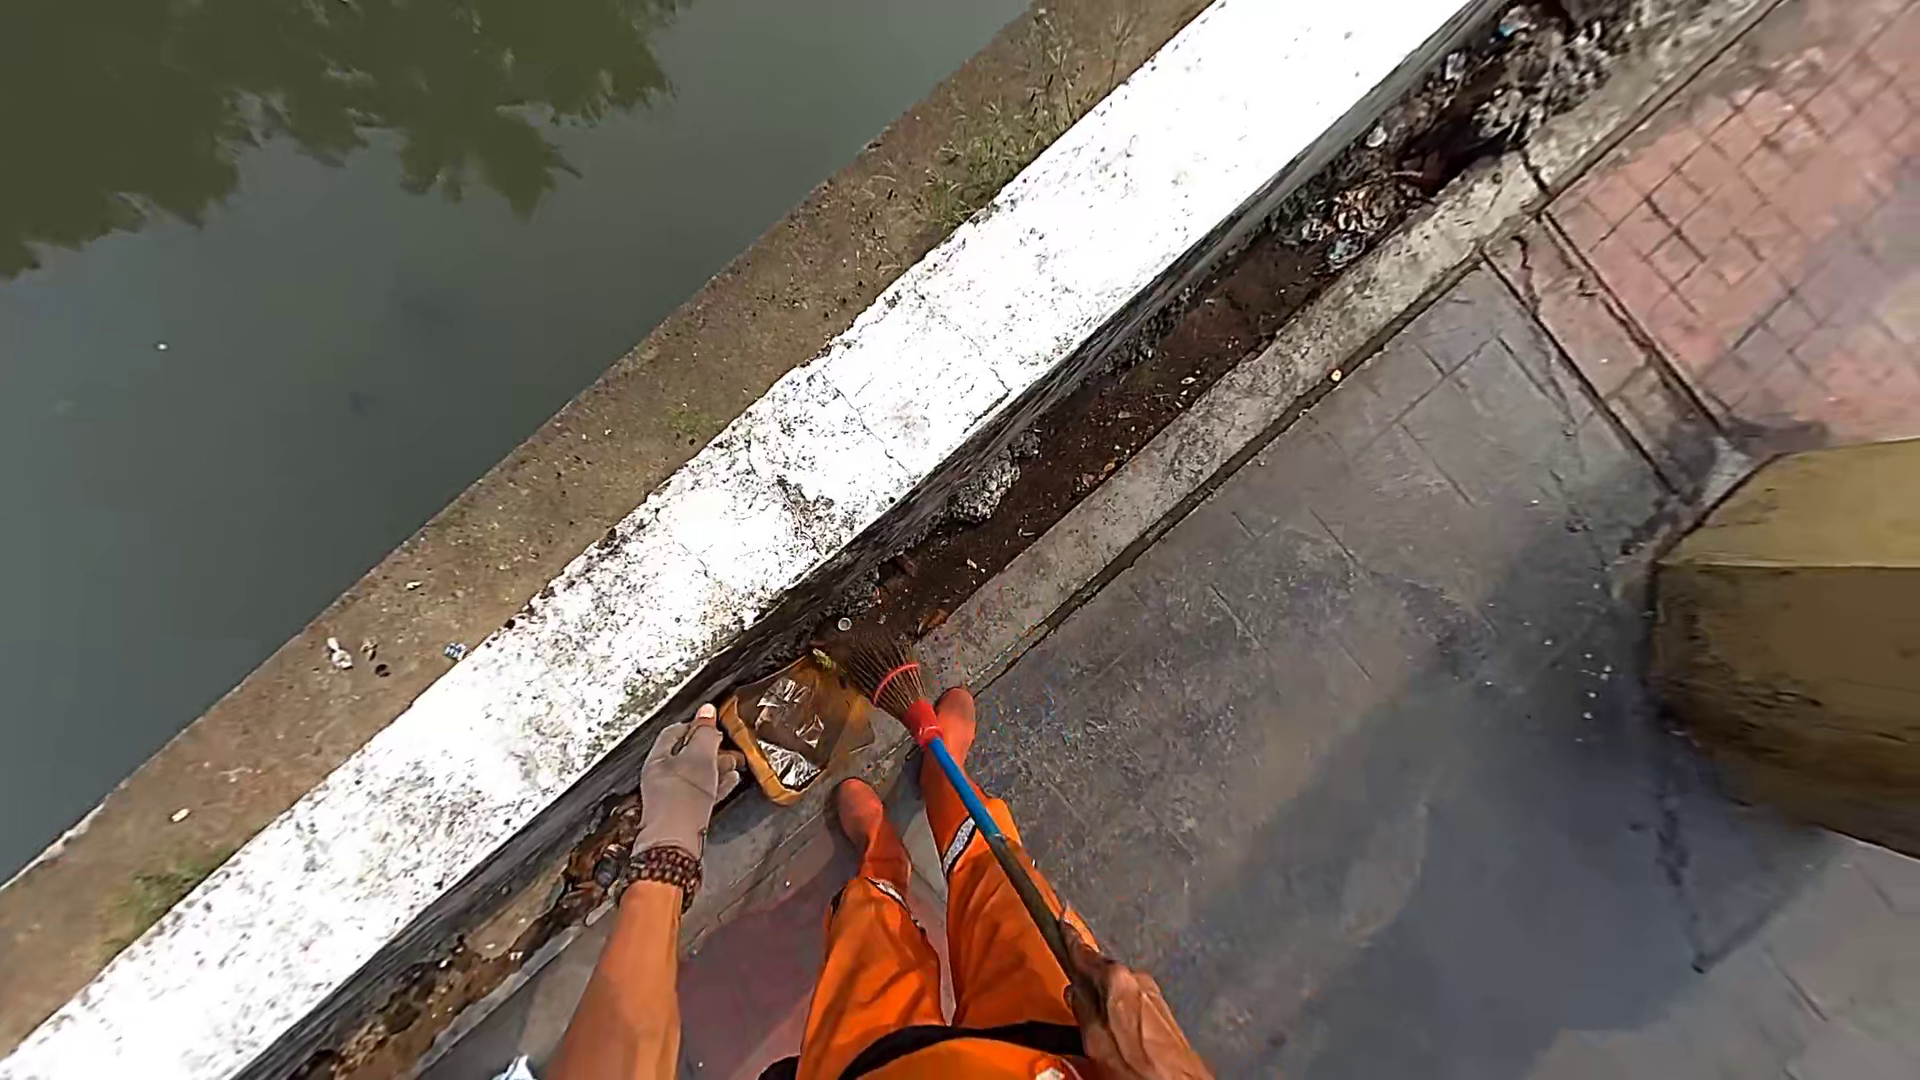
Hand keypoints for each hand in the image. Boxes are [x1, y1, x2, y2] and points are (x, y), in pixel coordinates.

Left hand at [631, 704, 743, 859]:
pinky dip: (718, 783)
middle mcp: (662, 776)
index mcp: (658, 759)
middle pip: (688, 752)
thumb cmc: (683, 798)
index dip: (696, 724)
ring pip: (698, 772)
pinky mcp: (686, 811)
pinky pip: (704, 790)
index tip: (714, 724)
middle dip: (711, 747)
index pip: (675, 731)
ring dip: (718, 765)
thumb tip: (707, 710)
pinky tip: (731, 781)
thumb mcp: (699, 756)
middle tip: (727, 745)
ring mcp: (673, 795)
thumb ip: (705, 732)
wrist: (678, 843)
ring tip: (735, 763)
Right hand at [1063, 924, 1213, 1079]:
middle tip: (1077, 1001)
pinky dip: (1124, 1012)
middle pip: (1103, 972)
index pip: (1085, 953)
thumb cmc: (1139, 1069)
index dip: (1070, 940)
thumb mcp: (1095, 1042)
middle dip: (1091, 983)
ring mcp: (1153, 993)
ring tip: (1102, 1029)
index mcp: (1116, 978)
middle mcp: (1136, 977)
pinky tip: (1122, 1035)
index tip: (1063, 927)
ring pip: (1120, 989)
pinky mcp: (1164, 1011)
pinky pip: (1135, 1002)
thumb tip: (1075, 995)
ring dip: (1109, 1001)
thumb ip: (1081, 1011)